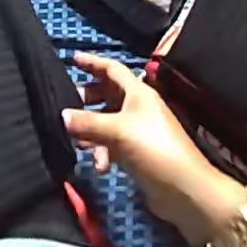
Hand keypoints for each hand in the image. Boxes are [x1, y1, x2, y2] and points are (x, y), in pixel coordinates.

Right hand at [64, 52, 246, 245]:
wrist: (184, 189)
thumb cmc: (153, 148)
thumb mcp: (118, 131)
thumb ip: (88, 122)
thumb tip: (62, 115)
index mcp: (138, 92)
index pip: (112, 68)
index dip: (93, 62)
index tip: (72, 58)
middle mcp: (138, 107)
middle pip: (108, 94)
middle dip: (88, 99)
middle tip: (67, 104)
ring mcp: (138, 130)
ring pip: (107, 121)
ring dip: (92, 131)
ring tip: (76, 141)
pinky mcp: (137, 152)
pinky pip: (112, 144)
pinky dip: (103, 151)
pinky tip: (99, 166)